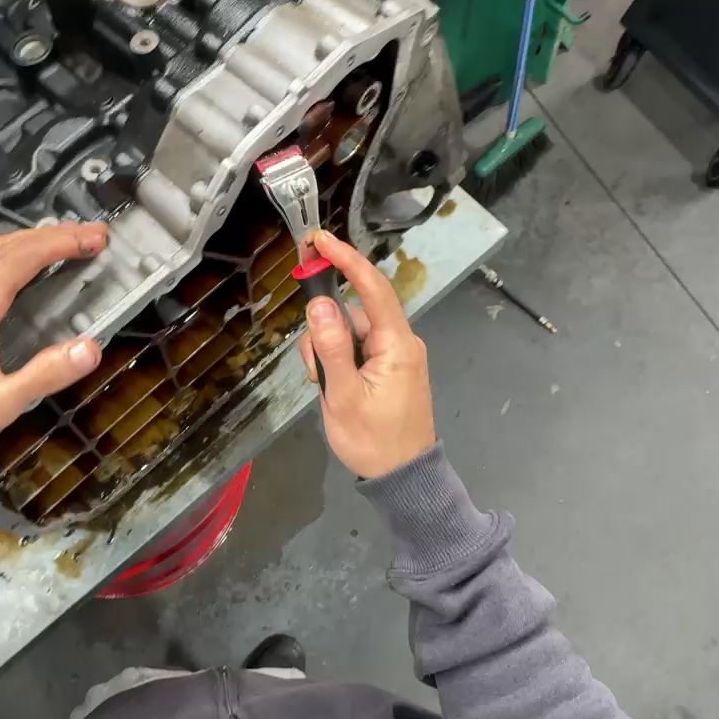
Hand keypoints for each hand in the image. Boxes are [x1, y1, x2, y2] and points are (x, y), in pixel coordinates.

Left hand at [0, 208, 106, 444]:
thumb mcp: (1, 401)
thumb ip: (45, 374)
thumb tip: (90, 349)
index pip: (29, 256)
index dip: (65, 243)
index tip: (96, 240)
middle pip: (14, 245)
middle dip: (56, 235)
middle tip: (93, 235)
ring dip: (28, 235)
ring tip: (60, 232)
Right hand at [297, 229, 436, 478]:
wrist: (403, 478)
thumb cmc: (373, 440)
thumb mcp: (344, 396)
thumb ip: (331, 348)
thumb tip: (320, 304)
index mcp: (396, 344)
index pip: (371, 288)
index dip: (346, 259)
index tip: (319, 240)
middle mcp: (400, 342)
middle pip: (352, 314)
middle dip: (325, 334)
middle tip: (315, 373)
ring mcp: (396, 356)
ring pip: (349, 333)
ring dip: (329, 354)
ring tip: (327, 391)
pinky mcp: (390, 369)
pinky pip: (357, 350)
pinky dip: (339, 363)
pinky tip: (334, 390)